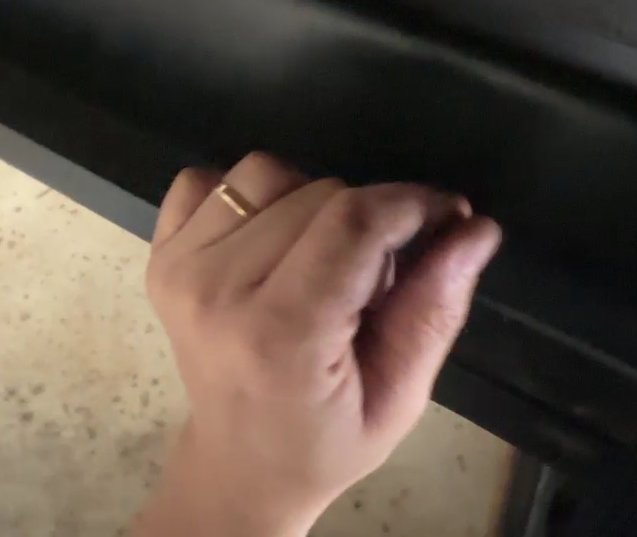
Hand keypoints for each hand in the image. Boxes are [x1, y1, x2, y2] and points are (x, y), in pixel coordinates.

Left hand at [131, 154, 502, 536]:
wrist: (238, 464)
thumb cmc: (327, 437)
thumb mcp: (401, 394)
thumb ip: (436, 307)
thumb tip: (477, 228)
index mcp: (280, 335)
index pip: (352, 223)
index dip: (410, 203)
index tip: (445, 212)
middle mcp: (217, 288)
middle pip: (317, 192)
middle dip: (367, 218)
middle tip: (373, 275)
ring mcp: (178, 266)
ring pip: (266, 172)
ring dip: (308, 200)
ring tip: (318, 255)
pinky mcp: (158, 252)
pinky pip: (207, 178)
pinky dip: (245, 196)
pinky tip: (264, 240)